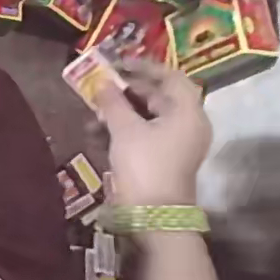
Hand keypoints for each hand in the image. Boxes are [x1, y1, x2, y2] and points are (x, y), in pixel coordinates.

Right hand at [91, 60, 210, 206]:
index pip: (169, 77)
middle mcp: (187, 123)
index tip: (116, 64)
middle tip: (99, 90)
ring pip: (146, 117)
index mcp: (187, 111)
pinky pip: (144, 134)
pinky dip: (123, 130)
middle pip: (157, 97)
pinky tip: (98, 134)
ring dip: (119, 113)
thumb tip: (101, 83)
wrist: (153, 215)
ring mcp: (176, 142)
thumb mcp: (125, 131)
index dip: (143, 67)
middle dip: (125, 93)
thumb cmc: (144, 166)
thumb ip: (113, 103)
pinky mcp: (164, 158)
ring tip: (92, 116)